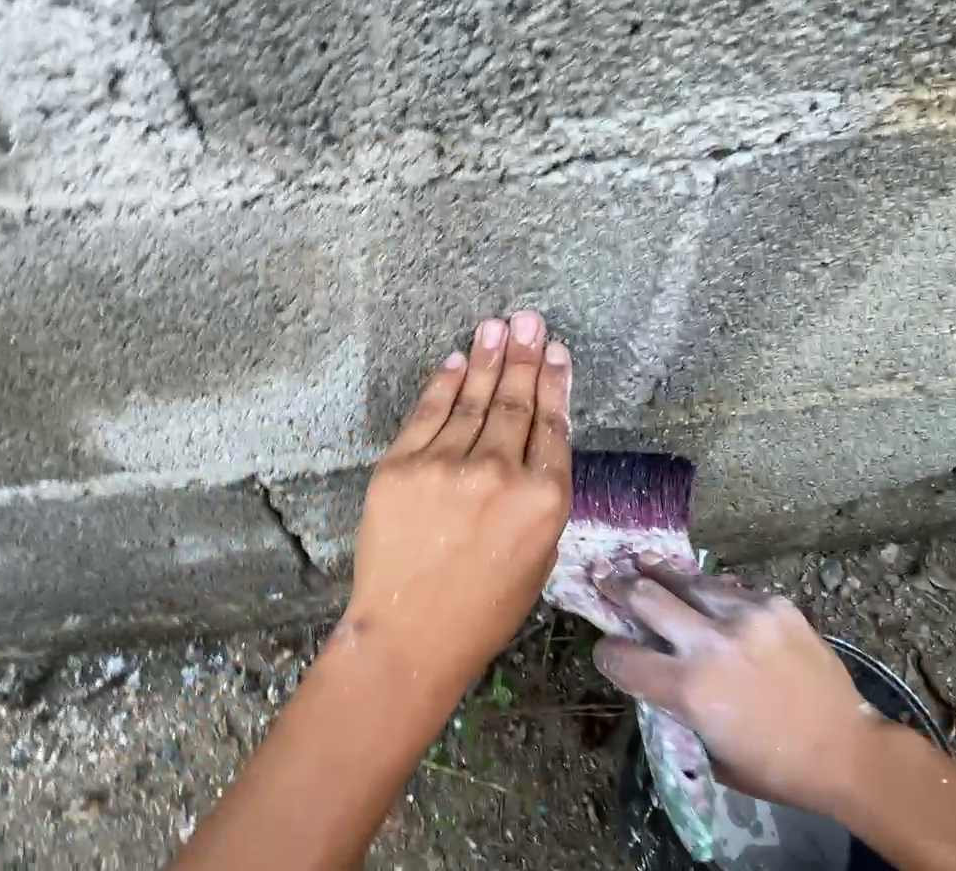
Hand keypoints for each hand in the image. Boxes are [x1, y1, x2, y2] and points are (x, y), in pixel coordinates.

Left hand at [340, 310, 573, 690]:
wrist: (411, 635)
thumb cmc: (485, 608)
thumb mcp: (540, 556)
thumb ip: (542, 496)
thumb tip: (535, 443)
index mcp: (543, 499)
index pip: (552, 425)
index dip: (553, 383)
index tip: (554, 353)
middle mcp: (499, 472)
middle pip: (515, 402)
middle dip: (523, 355)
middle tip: (528, 319)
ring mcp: (446, 465)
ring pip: (472, 398)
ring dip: (486, 358)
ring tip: (496, 326)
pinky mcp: (401, 465)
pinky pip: (427, 413)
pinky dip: (443, 382)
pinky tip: (456, 360)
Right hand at [592, 563, 883, 815]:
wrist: (846, 750)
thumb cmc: (772, 765)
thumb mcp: (707, 748)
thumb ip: (674, 705)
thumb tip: (652, 670)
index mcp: (688, 689)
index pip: (622, 656)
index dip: (606, 653)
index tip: (605, 648)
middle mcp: (711, 644)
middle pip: (646, 596)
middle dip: (617, 586)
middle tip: (602, 575)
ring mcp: (746, 617)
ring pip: (686, 581)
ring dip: (658, 572)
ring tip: (639, 559)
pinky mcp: (775, 604)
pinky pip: (729, 589)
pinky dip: (709, 590)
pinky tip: (699, 587)